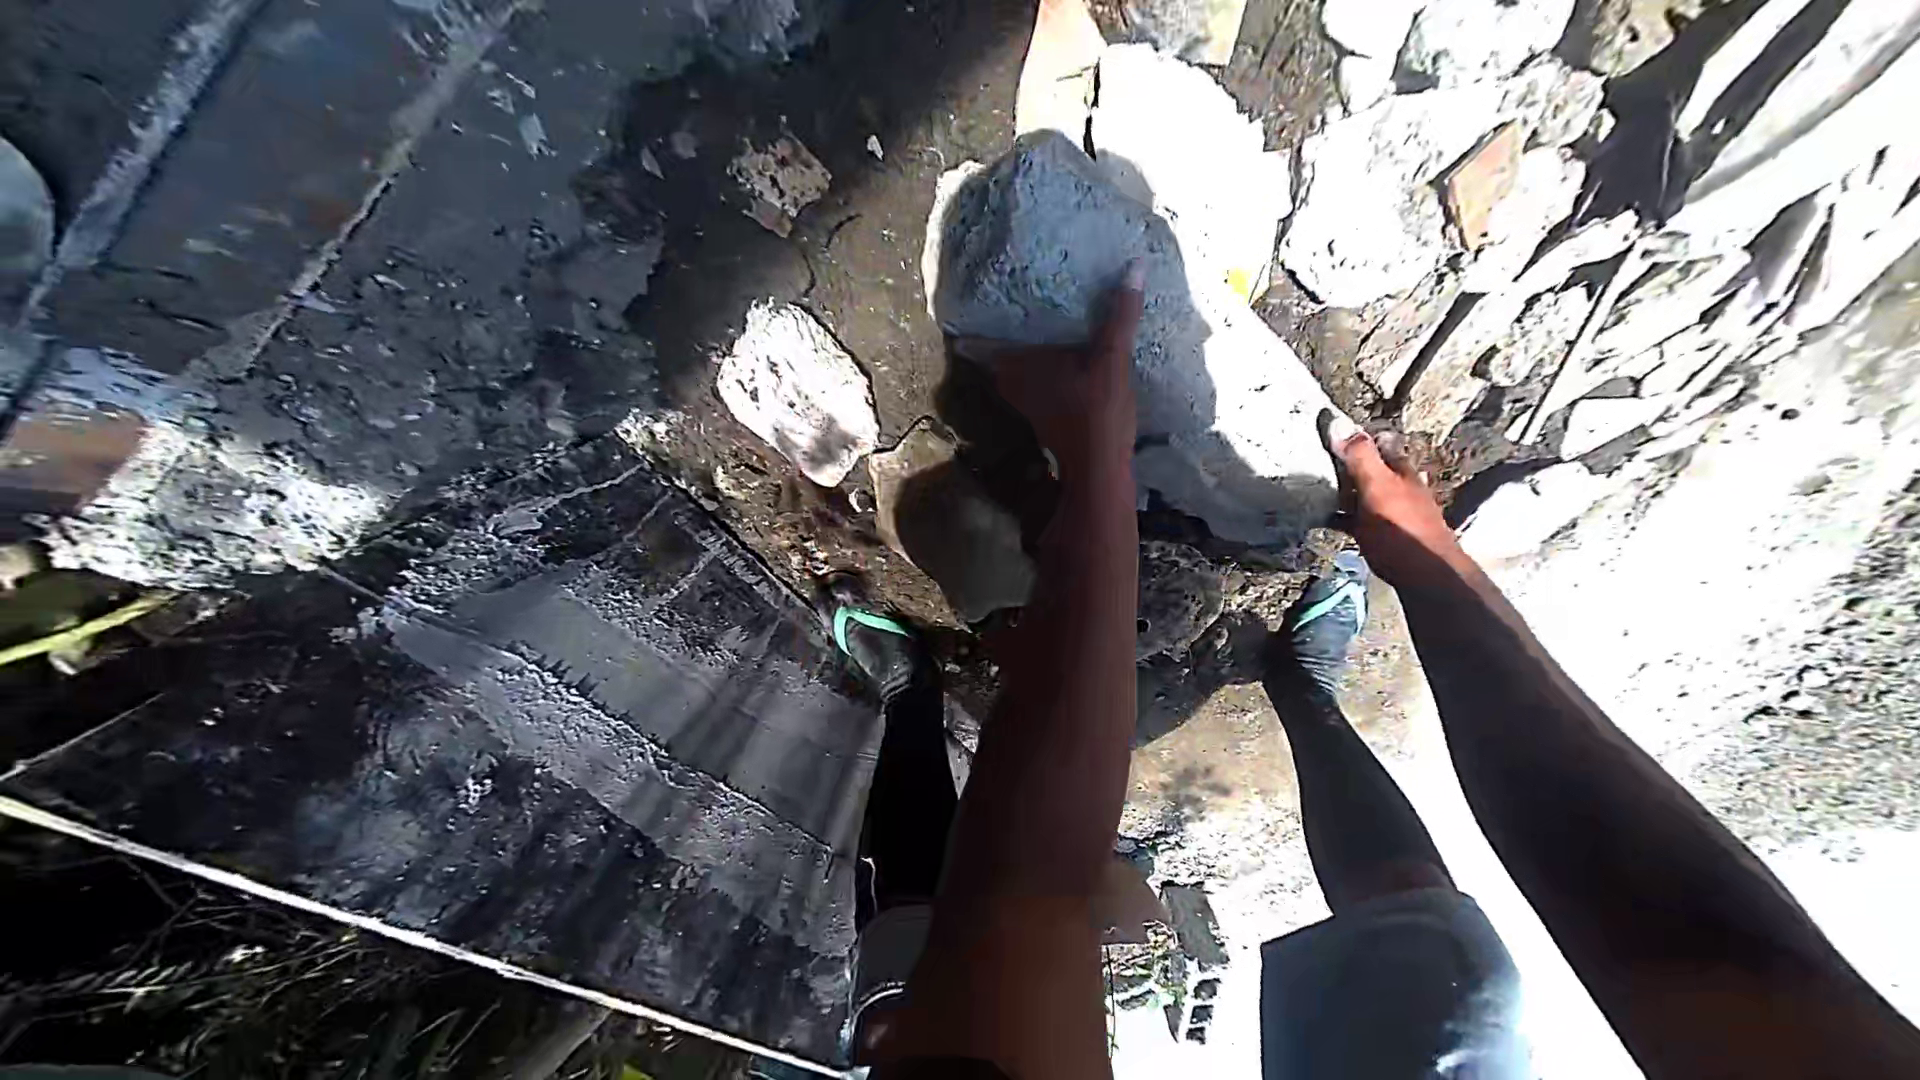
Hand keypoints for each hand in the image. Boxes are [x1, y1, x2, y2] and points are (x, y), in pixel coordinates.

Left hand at [952, 264, 1142, 487]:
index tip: (975, 294)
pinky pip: (1032, 377)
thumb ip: (1119, 316)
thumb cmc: (1096, 412)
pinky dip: (1037, 364)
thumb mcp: (1111, 360)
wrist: (1098, 467)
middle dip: (1000, 328)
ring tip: (1032, 315)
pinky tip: (1056, 349)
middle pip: (998, 350)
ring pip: (1015, 366)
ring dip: (1021, 346)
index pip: (982, 339)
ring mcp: (1025, 399)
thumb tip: (1135, 264)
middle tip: (1009, 295)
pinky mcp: (1041, 410)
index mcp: (1019, 366)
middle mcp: (1013, 382)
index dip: (975, 320)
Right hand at [1326, 417, 1472, 588]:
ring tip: (1309, 484)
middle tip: (1313, 456)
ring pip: (1358, 491)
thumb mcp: (1378, 486)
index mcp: (1400, 471)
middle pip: (1368, 466)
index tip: (1330, 431)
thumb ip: (1360, 456)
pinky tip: (1316, 516)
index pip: (1381, 442)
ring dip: (1338, 487)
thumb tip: (1338, 422)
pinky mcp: (1374, 531)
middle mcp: (1396, 486)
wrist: (1421, 572)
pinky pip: (1350, 516)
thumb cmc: (1401, 526)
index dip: (1360, 435)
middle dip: (1345, 460)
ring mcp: (1386, 509)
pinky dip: (1335, 514)